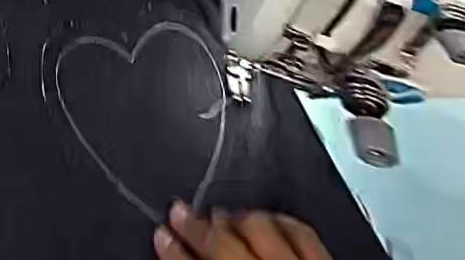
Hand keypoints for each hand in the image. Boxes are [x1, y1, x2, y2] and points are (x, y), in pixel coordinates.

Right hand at [154, 202, 333, 259]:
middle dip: (197, 227)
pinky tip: (268, 218)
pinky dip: (281, 220)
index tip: (161, 237)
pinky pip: (303, 233)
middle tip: (178, 211)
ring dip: (235, 219)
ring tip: (219, 213)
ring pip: (262, 230)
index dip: (176, 255)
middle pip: (225, 247)